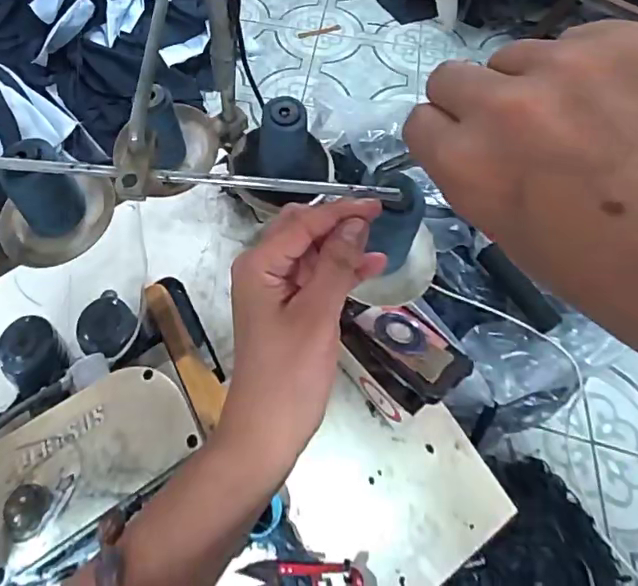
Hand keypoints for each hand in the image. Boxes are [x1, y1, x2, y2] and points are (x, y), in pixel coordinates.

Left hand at [221, 200, 386, 466]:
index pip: (303, 222)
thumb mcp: (317, 315)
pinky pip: (315, 276)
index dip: (340, 210)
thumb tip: (355, 223)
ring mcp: (274, 288)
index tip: (376, 204)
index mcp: (259, 264)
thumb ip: (336, 264)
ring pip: (311, 252)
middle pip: (303, 230)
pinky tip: (370, 266)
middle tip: (377, 218)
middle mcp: (262, 268)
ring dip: (342, 245)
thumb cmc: (289, 375)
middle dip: (338, 222)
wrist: (266, 433)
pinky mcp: (287, 307)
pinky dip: (339, 270)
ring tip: (378, 240)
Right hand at [403, 22, 637, 290]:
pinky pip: (592, 42)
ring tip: (613, 124)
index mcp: (473, 168)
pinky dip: (609, 70)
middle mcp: (507, 105)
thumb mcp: (542, 254)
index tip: (478, 150)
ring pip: (526, 56)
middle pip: (454, 76)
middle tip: (537, 134)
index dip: (449, 138)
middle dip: (483, 104)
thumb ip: (499, 186)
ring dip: (547, 85)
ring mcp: (574, 62)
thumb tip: (496, 149)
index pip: (421, 121)